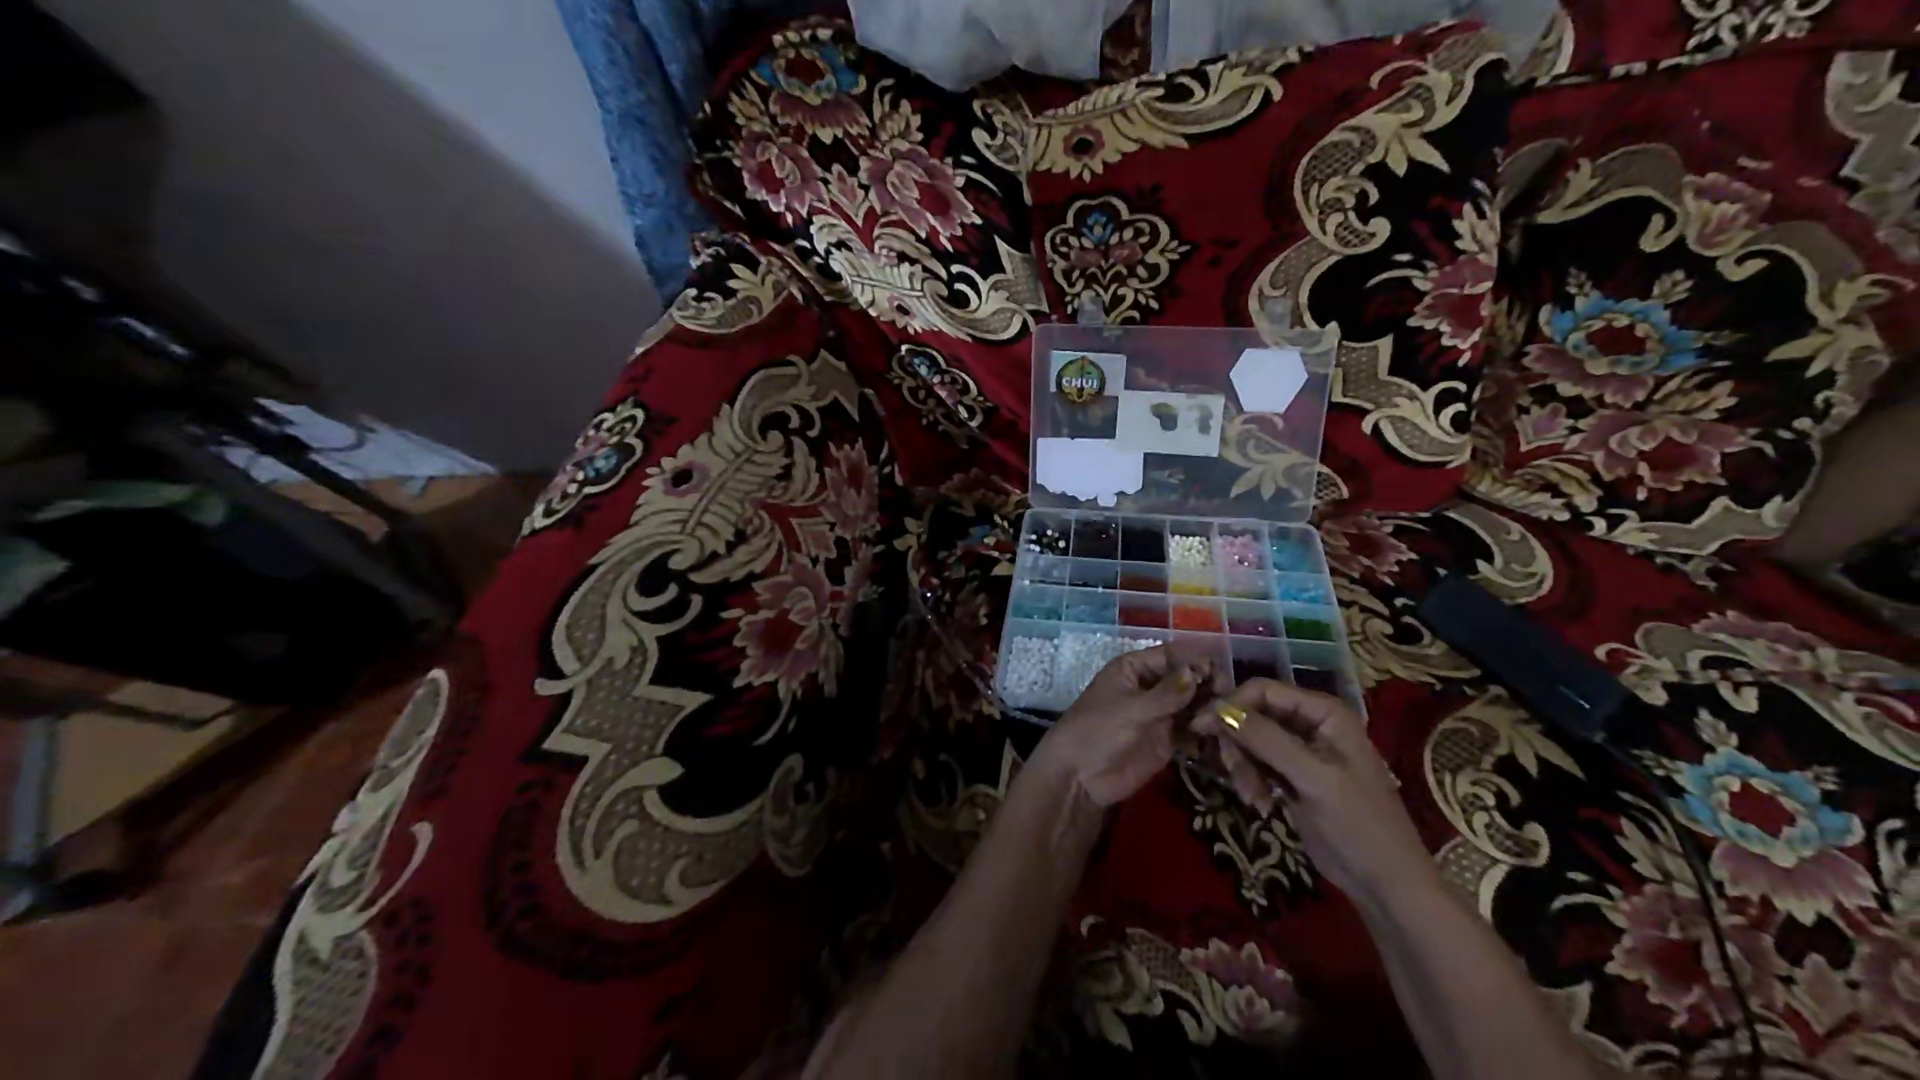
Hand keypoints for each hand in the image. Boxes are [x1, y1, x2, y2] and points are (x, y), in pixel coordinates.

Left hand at [1030, 642, 1212, 807]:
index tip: (1217, 674)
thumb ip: (1165, 694)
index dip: (1194, 661)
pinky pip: (1193, 728)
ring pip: (1194, 703)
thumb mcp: (1129, 709)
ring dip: (1209, 708)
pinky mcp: (1168, 739)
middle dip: (1207, 685)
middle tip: (1226, 700)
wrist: (1080, 776)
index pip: (1171, 655)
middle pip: (1187, 677)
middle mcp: (1150, 685)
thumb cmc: (1096, 731)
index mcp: (1134, 668)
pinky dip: (1206, 730)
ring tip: (1222, 720)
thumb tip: (1196, 673)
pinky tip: (1218, 736)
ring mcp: (1161, 713)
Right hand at [1194, 679, 1431, 900]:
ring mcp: (1300, 751)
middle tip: (1236, 775)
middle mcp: (1311, 724)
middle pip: (1252, 715)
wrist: (1384, 882)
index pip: (1264, 690)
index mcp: (1324, 713)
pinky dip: (1251, 781)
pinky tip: (1261, 805)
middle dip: (1238, 744)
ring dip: (1243, 768)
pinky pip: (1256, 764)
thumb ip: (1268, 741)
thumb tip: (1219, 710)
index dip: (1232, 706)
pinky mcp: (1291, 776)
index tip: (1204, 730)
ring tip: (1254, 798)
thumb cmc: (1360, 824)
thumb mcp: (1314, 779)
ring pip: (1249, 741)